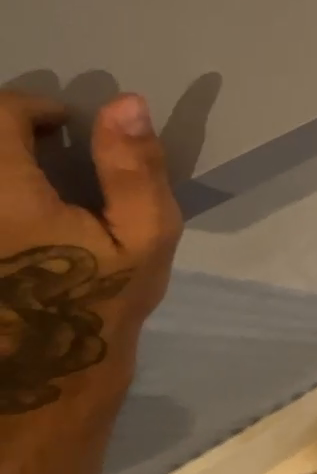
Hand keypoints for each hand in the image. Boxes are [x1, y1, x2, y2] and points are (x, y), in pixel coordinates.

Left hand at [0, 91, 180, 414]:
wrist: (39, 371)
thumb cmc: (103, 297)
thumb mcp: (146, 233)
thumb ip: (133, 166)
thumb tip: (126, 102)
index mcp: (5, 196)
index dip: (36, 108)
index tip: (68, 128)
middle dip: (4, 131)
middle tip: (43, 149)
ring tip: (22, 180)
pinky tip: (12, 213)